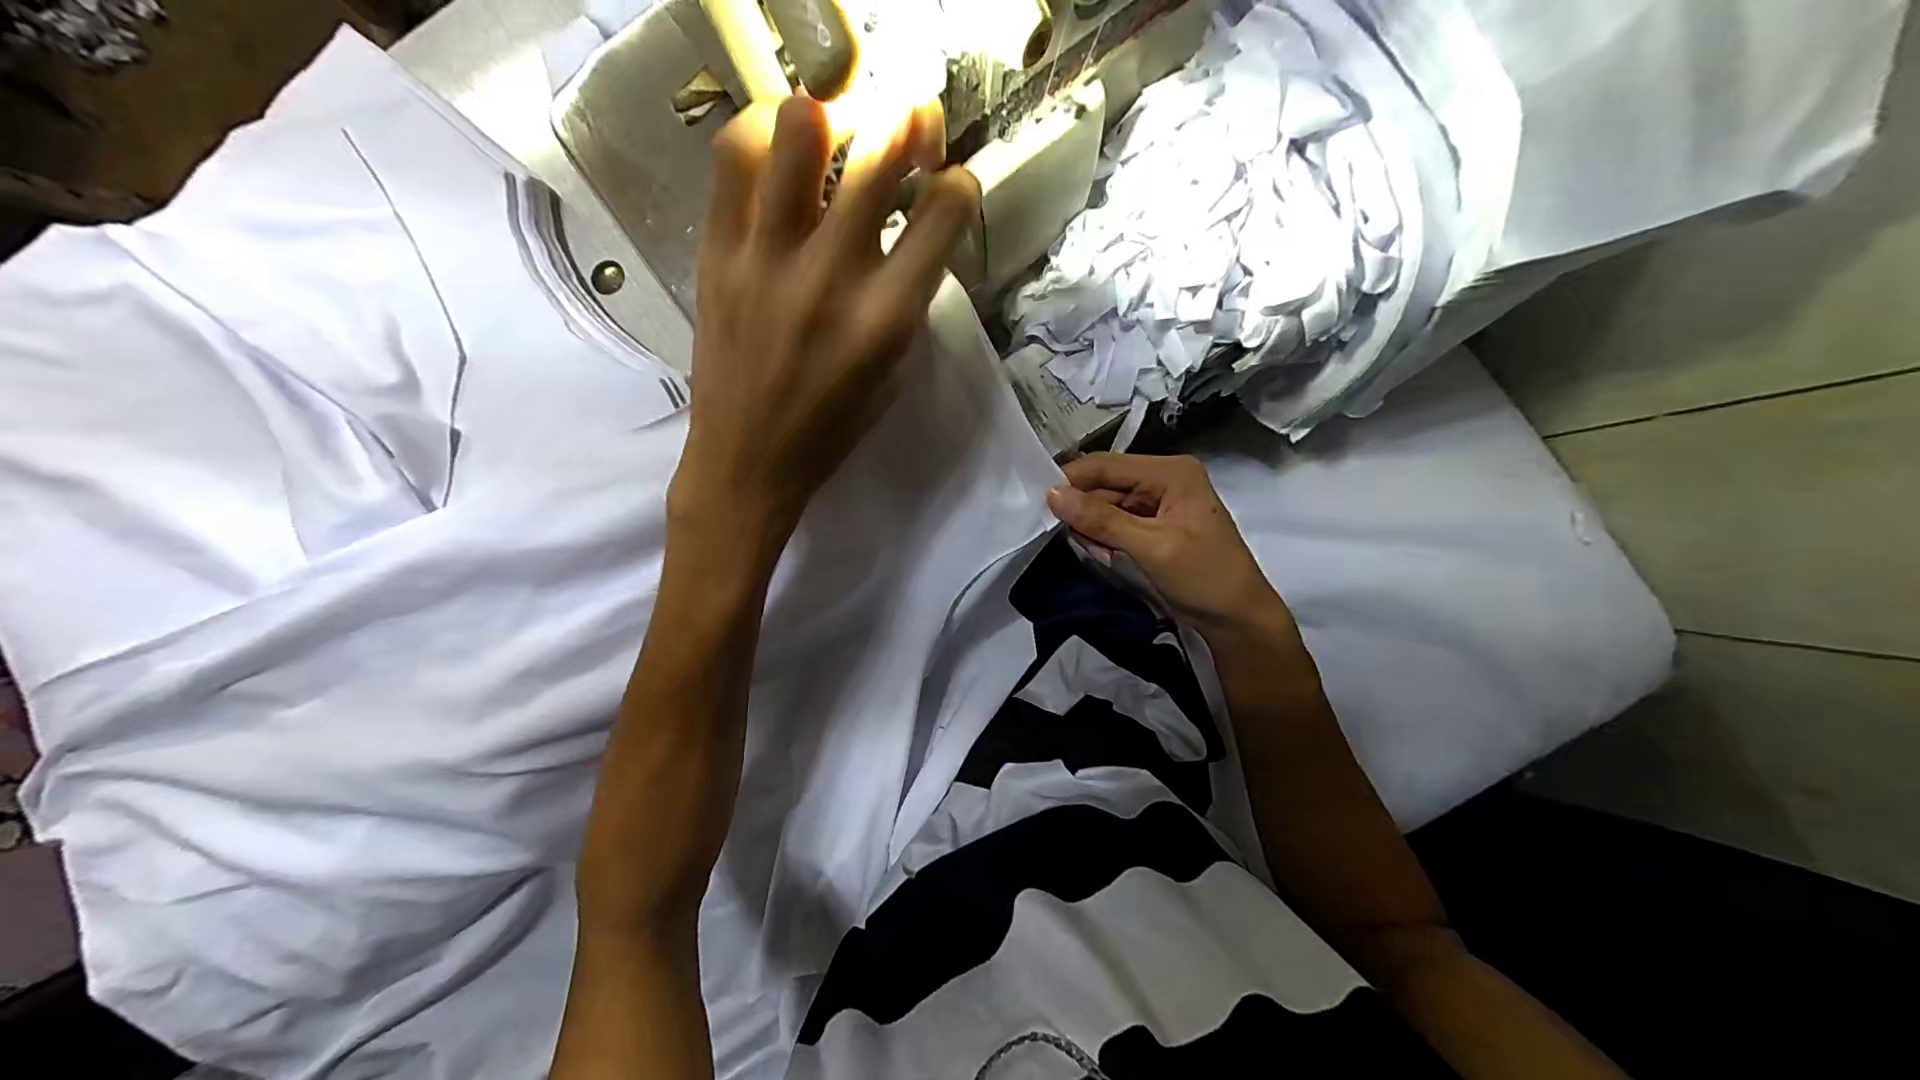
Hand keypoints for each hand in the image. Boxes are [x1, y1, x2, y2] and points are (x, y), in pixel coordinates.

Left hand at [670, 95, 980, 541]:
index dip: (958, 184)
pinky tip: (781, 152)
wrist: (746, 461)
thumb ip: (908, 299)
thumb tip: (909, 232)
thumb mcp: (894, 373)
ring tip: (838, 131)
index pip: (944, 211)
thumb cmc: (831, 430)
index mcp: (887, 317)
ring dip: (833, 114)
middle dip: (909, 123)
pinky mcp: (717, 254)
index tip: (947, 188)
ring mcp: (767, 259)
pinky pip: (734, 160)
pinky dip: (764, 135)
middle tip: (908, 131)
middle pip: (880, 154)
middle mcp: (832, 276)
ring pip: (799, 132)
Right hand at [1046, 453, 1293, 638]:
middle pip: (1104, 483)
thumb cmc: (1204, 577)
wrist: (1237, 619)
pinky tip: (1104, 554)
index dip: (1072, 480)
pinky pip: (1114, 520)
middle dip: (1084, 510)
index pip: (1107, 465)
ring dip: (1093, 527)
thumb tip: (1053, 495)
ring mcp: (1157, 502)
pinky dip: (1103, 536)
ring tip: (1097, 553)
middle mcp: (1162, 478)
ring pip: (1105, 504)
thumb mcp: (1152, 547)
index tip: (1042, 504)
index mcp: (1170, 472)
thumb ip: (1102, 519)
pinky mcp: (1151, 524)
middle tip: (1076, 541)